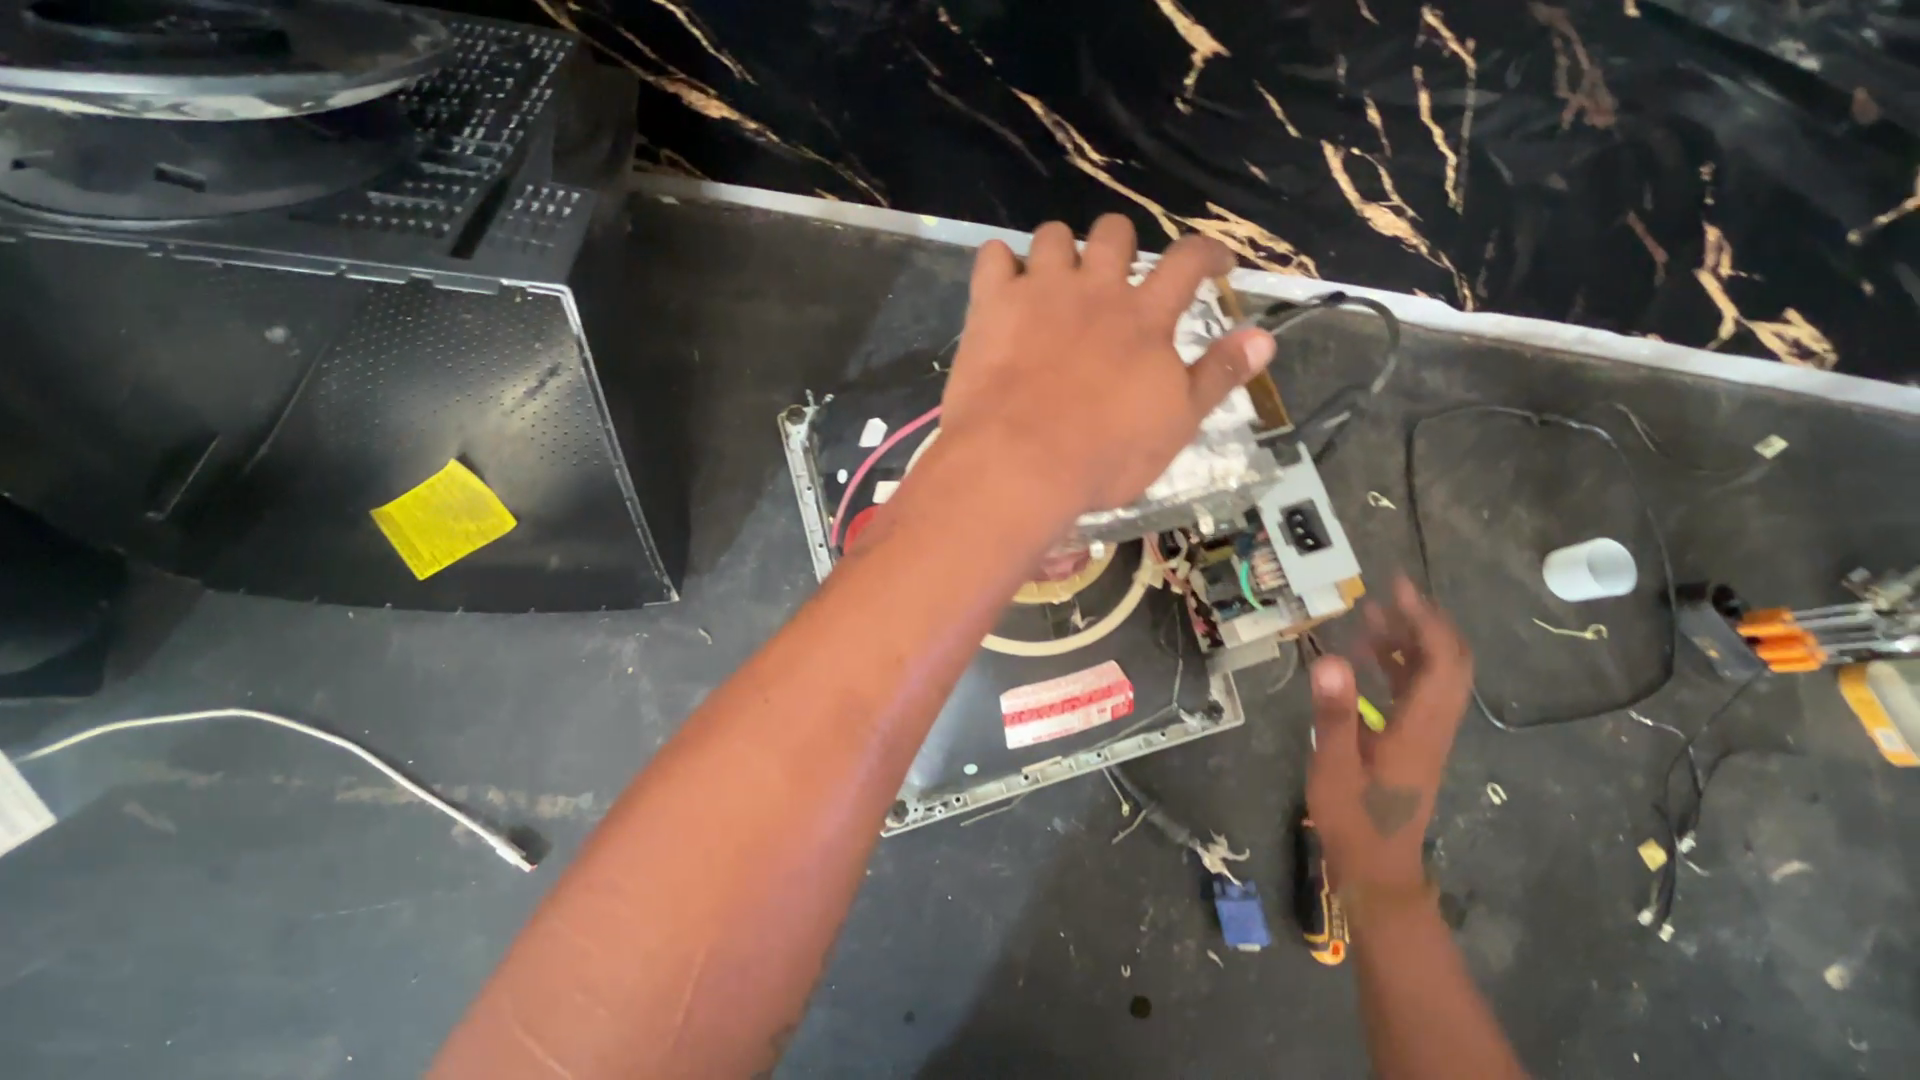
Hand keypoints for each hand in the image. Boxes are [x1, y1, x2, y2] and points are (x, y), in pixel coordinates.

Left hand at [937, 215, 1275, 515]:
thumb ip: (1218, 375)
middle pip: (1114, 232)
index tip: (1217, 262)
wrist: (1019, 462)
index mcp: (1145, 318)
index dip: (1208, 252)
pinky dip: (1000, 264)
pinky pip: (992, 256)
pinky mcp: (991, 305)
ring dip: (1061, 251)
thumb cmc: (1106, 455)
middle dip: (1121, 244)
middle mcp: (1095, 291)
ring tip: (1058, 279)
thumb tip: (1265, 337)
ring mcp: (1039, 292)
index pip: (1187, 260)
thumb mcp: (1177, 424)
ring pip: (1053, 236)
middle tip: (1116, 275)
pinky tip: (1004, 285)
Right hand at [1306, 577, 1473, 893]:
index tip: (1398, 588)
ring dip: (1410, 642)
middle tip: (1390, 592)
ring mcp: (1426, 735)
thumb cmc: (1353, 819)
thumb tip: (1330, 659)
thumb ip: (1334, 713)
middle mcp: (1434, 725)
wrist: (1377, 869)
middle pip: (1448, 663)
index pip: (1440, 662)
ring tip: (1373, 614)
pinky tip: (1368, 657)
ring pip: (1433, 677)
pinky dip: (1399, 666)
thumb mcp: (1334, 766)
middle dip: (1424, 622)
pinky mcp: (1413, 744)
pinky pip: (1416, 693)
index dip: (1424, 621)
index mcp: (1420, 727)